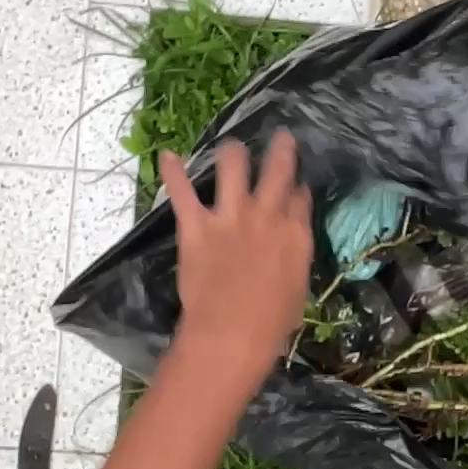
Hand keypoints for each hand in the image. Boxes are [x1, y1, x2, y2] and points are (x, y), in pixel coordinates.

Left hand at [159, 132, 312, 373]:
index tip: (299, 183)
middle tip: (281, 137)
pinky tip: (167, 155)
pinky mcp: (196, 225)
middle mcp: (266, 216)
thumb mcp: (298, 287)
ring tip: (233, 145)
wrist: (232, 332)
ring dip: (233, 153)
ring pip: (233, 168)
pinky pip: (182, 191)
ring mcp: (230, 217)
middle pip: (276, 173)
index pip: (300, 199)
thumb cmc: (272, 322)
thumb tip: (293, 241)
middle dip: (280, 151)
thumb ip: (295, 256)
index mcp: (295, 234)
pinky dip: (173, 172)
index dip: (299, 187)